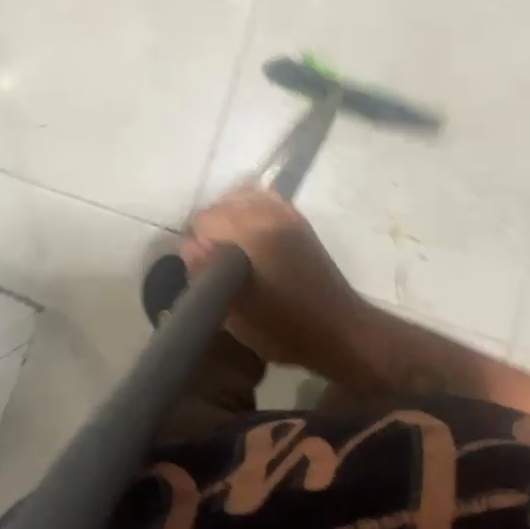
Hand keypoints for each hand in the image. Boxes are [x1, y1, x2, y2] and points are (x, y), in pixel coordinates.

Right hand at [181, 187, 371, 372]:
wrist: (340, 331)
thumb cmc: (286, 327)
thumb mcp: (237, 311)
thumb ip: (207, 273)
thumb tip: (189, 246)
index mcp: (254, 230)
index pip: (205, 219)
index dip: (197, 244)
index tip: (203, 270)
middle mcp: (270, 212)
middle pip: (223, 203)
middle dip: (212, 228)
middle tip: (215, 263)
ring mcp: (288, 213)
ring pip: (243, 197)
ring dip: (231, 217)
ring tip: (232, 250)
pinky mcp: (299, 221)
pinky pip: (265, 200)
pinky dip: (251, 211)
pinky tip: (251, 237)